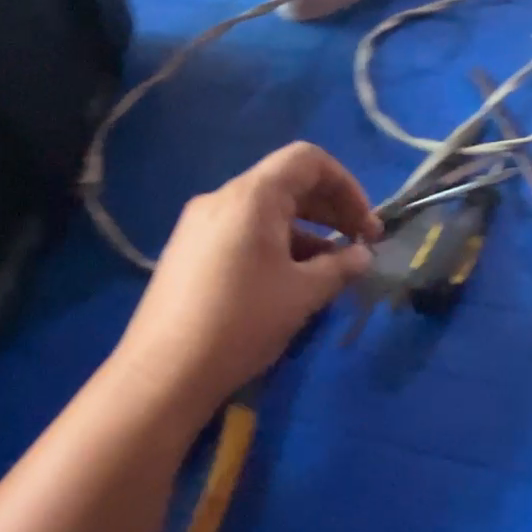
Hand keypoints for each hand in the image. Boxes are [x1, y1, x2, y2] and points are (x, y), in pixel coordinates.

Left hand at [113, 142, 383, 409]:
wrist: (165, 370)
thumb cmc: (242, 323)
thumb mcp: (302, 295)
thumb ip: (340, 268)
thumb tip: (363, 256)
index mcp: (251, 196)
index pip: (308, 160)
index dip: (347, 186)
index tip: (367, 228)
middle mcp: (221, 198)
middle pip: (286, 183)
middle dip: (330, 211)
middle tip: (359, 248)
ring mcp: (199, 225)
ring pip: (264, 212)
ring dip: (305, 233)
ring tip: (329, 272)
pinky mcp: (188, 251)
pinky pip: (241, 233)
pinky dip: (274, 246)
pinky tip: (288, 283)